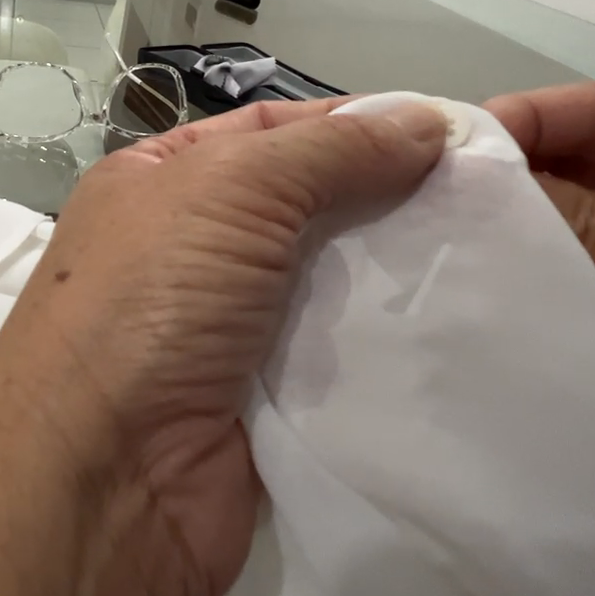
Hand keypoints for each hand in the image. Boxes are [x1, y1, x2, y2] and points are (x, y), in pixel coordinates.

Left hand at [0, 96, 447, 595]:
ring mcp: (228, 321)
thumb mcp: (228, 188)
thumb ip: (327, 150)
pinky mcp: (267, 393)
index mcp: (163, 179)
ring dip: (397, 267)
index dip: (350, 122)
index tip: (440, 128)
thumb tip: (423, 120)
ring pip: (330, 277)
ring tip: (490, 249)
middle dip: (386, 193)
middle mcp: (193, 244)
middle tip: (484, 189)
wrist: (104, 475)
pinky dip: (389, 336)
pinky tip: (458, 320)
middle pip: (307, 202)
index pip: (268, 128)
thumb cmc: (150, 298)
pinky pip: (339, 348)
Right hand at [485, 82, 594, 595]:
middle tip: (430, 194)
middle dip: (514, 178)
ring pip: (571, 236)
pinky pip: (578, 297)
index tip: (461, 141)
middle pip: (582, 171)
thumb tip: (492, 187)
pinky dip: (533, 292)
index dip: (537, 118)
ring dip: (514, 238)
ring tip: (437, 241)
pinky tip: (481, 292)